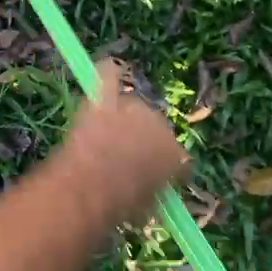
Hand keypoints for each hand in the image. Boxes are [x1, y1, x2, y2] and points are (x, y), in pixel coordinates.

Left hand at [49, 59, 188, 224]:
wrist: (94, 183)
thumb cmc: (122, 202)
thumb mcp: (148, 206)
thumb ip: (154, 190)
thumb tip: (148, 191)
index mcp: (177, 156)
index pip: (176, 159)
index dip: (159, 168)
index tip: (147, 176)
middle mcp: (160, 126)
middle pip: (153, 129)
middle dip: (140, 141)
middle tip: (122, 156)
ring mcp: (132, 110)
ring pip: (131, 108)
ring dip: (123, 119)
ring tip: (107, 134)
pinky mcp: (106, 100)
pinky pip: (110, 77)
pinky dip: (109, 72)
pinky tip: (107, 64)